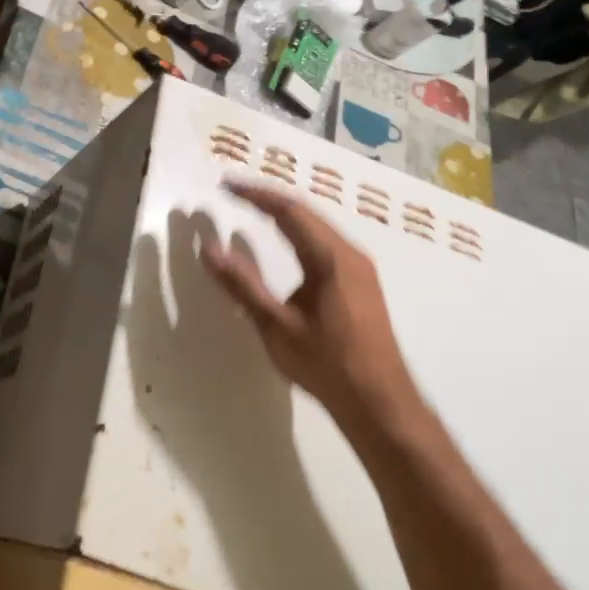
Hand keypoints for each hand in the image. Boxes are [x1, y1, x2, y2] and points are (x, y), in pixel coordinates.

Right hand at [200, 180, 422, 427]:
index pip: (289, 211)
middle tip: (233, 192)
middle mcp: (350, 255)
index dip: (255, 195)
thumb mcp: (276, 326)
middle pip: (306, 213)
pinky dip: (297, 233)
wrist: (380, 403)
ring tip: (252, 208)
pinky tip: (284, 243)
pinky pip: (324, 244)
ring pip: (317, 229)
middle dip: (268, 199)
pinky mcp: (360, 285)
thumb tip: (208, 248)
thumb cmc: (327, 364)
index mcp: (332, 259)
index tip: (224, 185)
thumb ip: (242, 285)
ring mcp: (359, 270)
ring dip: (284, 215)